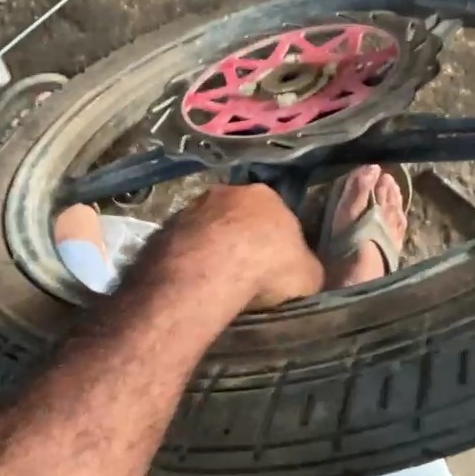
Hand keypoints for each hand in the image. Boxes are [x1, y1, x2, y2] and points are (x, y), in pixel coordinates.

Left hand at [163, 184, 323, 308]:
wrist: (208, 273)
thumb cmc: (268, 268)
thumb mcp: (309, 275)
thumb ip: (308, 268)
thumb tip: (305, 271)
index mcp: (265, 195)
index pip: (275, 214)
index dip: (275, 240)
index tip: (274, 264)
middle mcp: (226, 192)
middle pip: (237, 215)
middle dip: (240, 238)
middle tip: (244, 271)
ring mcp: (191, 207)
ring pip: (206, 227)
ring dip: (211, 247)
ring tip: (215, 280)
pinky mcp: (165, 228)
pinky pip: (182, 244)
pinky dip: (188, 259)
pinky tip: (192, 283)